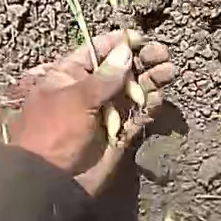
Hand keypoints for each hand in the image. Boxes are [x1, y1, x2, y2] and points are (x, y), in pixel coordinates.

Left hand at [8, 29, 176, 195]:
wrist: (51, 182)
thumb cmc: (54, 133)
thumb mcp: (76, 98)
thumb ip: (105, 76)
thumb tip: (126, 49)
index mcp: (69, 76)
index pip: (96, 51)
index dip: (118, 43)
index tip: (140, 38)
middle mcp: (89, 92)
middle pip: (120, 69)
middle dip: (142, 60)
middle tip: (162, 54)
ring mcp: (105, 113)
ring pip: (133, 90)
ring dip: (151, 80)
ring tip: (169, 70)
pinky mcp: (119, 133)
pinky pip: (137, 115)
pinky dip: (149, 105)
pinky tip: (158, 96)